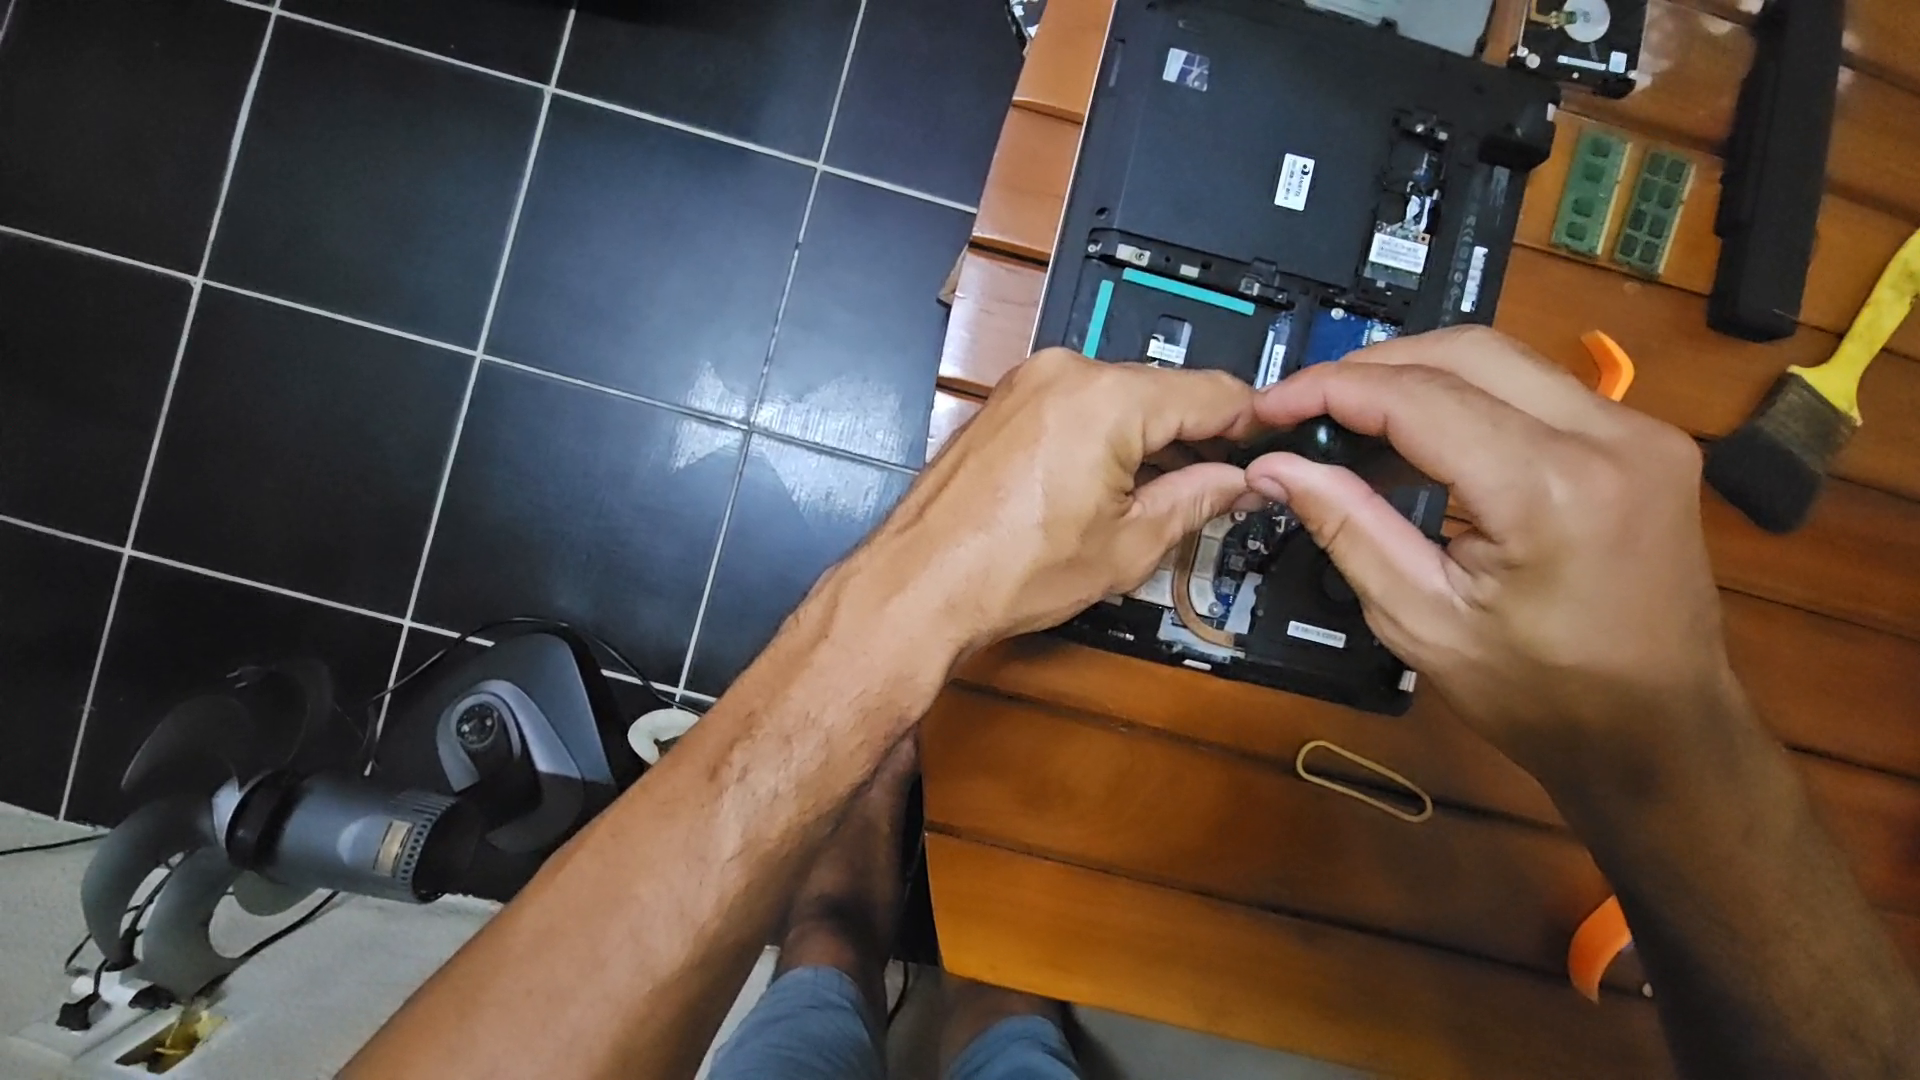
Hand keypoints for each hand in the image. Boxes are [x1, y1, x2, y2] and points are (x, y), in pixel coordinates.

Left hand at [865, 348, 1257, 648]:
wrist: (922, 583)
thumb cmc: (1000, 571)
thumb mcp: (1127, 546)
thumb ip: (1196, 501)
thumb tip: (1231, 482)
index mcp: (1105, 400)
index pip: (1212, 392)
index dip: (1251, 423)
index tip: (1267, 446)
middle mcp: (1064, 374)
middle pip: (1163, 392)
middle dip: (1196, 437)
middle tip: (1220, 484)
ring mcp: (1028, 384)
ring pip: (1120, 400)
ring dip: (1148, 440)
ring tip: (1162, 495)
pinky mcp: (1008, 403)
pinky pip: (1078, 406)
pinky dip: (1105, 437)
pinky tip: (1113, 482)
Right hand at [1247, 327, 1745, 784]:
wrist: (1658, 733)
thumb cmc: (1533, 693)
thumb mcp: (1417, 618)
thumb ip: (1345, 525)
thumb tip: (1273, 465)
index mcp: (1550, 488)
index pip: (1418, 398)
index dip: (1328, 390)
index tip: (1265, 408)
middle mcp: (1608, 434)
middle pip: (1462, 352)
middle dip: (1365, 370)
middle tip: (1299, 409)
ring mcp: (1636, 430)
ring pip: (1496, 359)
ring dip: (1408, 377)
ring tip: (1341, 423)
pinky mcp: (1637, 440)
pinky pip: (1526, 389)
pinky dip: (1453, 399)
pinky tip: (1407, 441)